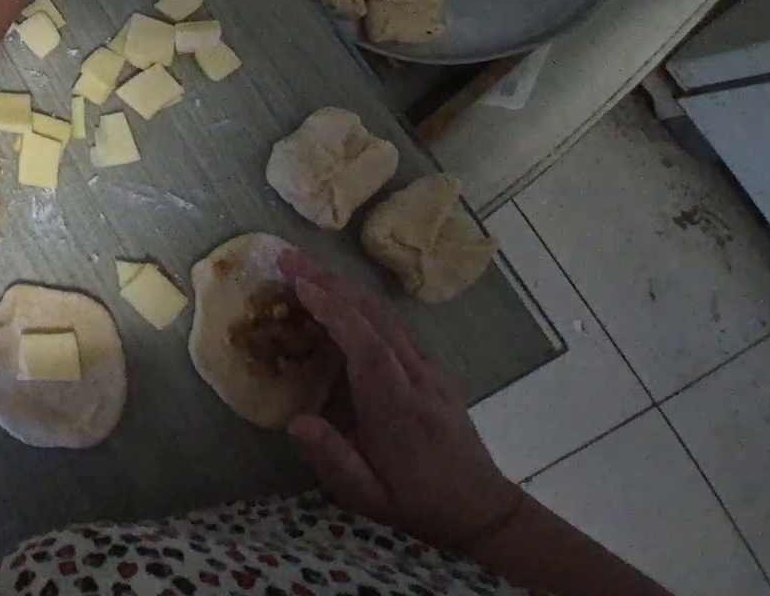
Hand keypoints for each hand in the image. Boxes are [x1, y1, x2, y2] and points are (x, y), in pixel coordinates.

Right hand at [280, 250, 522, 550]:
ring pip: (384, 312)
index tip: (298, 284)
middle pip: (374, 316)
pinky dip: (357, 298)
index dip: (334, 310)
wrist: (483, 512)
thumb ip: (332, 458)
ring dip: (342, 284)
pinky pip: (391, 321)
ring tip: (302, 265)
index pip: (367, 345)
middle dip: (329, 281)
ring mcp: (428, 368)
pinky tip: (336, 291)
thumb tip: (295, 421)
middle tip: (286, 258)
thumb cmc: (415, 501)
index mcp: (398, 406)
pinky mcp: (429, 366)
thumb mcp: (367, 496)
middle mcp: (416, 377)